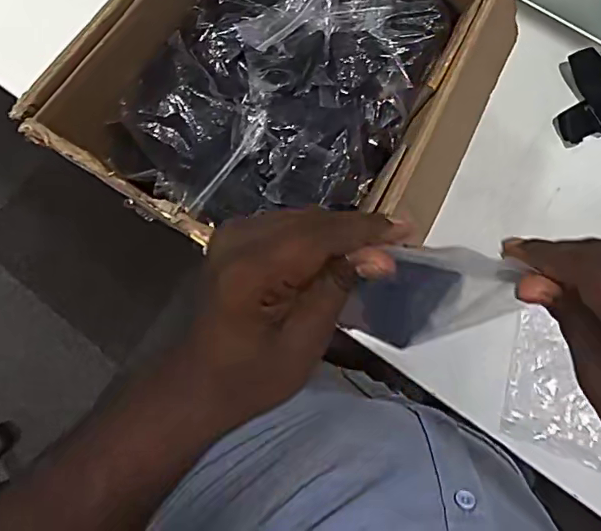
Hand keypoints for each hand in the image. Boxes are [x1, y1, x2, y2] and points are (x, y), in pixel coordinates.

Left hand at [168, 209, 406, 429]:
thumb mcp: (302, 345)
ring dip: (338, 230)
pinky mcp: (234, 233)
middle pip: (312, 220)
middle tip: (398, 241)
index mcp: (251, 267)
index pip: (320, 235)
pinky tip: (338, 248)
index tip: (406, 229)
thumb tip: (378, 254)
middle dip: (356, 229)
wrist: (195, 382)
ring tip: (375, 246)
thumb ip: (336, 290)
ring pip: (301, 217)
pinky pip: (286, 223)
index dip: (365, 230)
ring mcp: (233, 230)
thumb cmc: (249, 378)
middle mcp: (239, 236)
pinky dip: (316, 233)